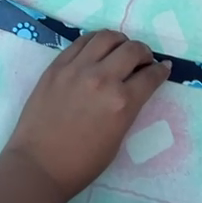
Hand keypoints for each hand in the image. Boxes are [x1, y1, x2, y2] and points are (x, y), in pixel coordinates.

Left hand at [0, 30, 171, 202]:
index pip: (150, 76)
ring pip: (107, 37)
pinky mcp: (57, 65)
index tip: (163, 67)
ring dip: (120, 41)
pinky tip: (97, 49)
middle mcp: (102, 79)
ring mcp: (77, 68)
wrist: (38, 165)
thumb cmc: (81, 163)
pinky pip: (81, 41)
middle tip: (143, 60)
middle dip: (144, 52)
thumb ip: (128, 107)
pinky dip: (95, 41)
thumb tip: (138, 86)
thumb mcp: (117, 138)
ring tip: (120, 49)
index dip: (161, 70)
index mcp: (121, 103)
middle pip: (132, 49)